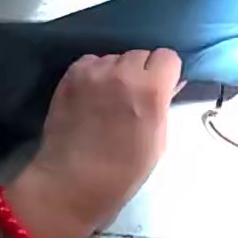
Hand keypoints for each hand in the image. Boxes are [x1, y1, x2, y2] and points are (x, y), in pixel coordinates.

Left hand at [9, 49, 182, 237]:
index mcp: (150, 89)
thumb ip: (163, 104)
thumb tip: (167, 86)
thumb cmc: (123, 170)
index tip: (160, 87)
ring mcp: (93, 72)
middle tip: (134, 96)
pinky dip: (94, 74)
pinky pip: (91, 63)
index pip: (167, 56)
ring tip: (108, 98)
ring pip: (115, 58)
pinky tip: (90, 97)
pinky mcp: (70, 76)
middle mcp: (123, 73)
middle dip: (141, 72)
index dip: (165, 72)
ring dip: (117, 72)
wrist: (73, 182)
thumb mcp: (159, 139)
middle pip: (141, 54)